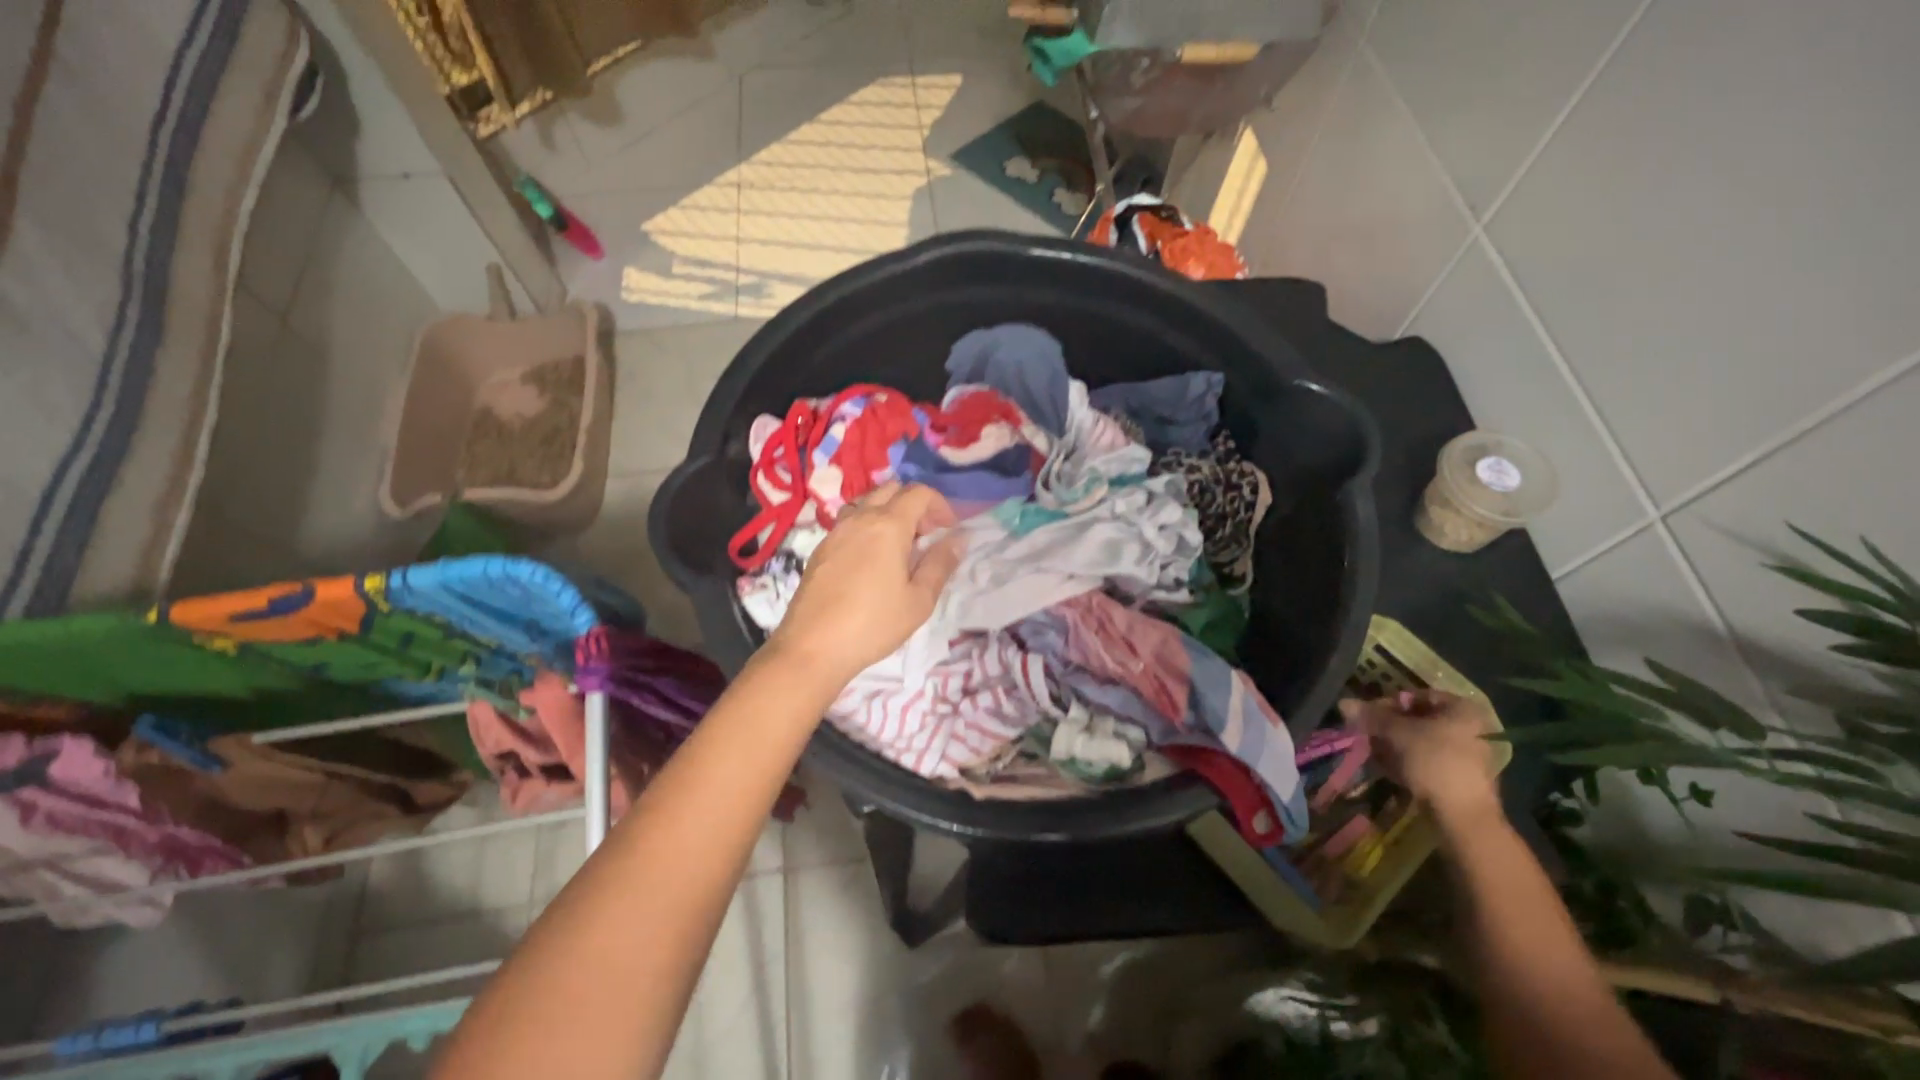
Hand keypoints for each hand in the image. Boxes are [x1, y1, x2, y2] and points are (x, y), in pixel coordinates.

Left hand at [765, 483, 964, 683]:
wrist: (813, 646)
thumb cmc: (873, 624)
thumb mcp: (919, 600)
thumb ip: (940, 564)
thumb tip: (959, 539)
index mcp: (888, 526)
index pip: (918, 493)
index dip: (939, 504)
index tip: (949, 529)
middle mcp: (859, 519)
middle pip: (890, 490)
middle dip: (914, 505)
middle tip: (926, 535)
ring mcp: (835, 532)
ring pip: (866, 503)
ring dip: (887, 513)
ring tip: (899, 546)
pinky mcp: (821, 549)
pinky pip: (849, 523)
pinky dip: (867, 527)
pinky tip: (872, 561)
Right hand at [1339, 690, 1501, 825]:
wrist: (1463, 815)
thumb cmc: (1434, 762)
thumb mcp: (1398, 734)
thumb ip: (1372, 717)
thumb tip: (1344, 702)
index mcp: (1463, 709)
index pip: (1420, 696)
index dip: (1390, 702)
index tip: (1369, 716)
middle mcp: (1471, 728)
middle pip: (1421, 720)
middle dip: (1390, 727)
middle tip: (1368, 735)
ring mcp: (1468, 755)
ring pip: (1422, 743)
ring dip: (1395, 746)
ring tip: (1374, 754)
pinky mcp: (1459, 778)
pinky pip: (1428, 762)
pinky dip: (1408, 763)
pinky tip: (1389, 770)